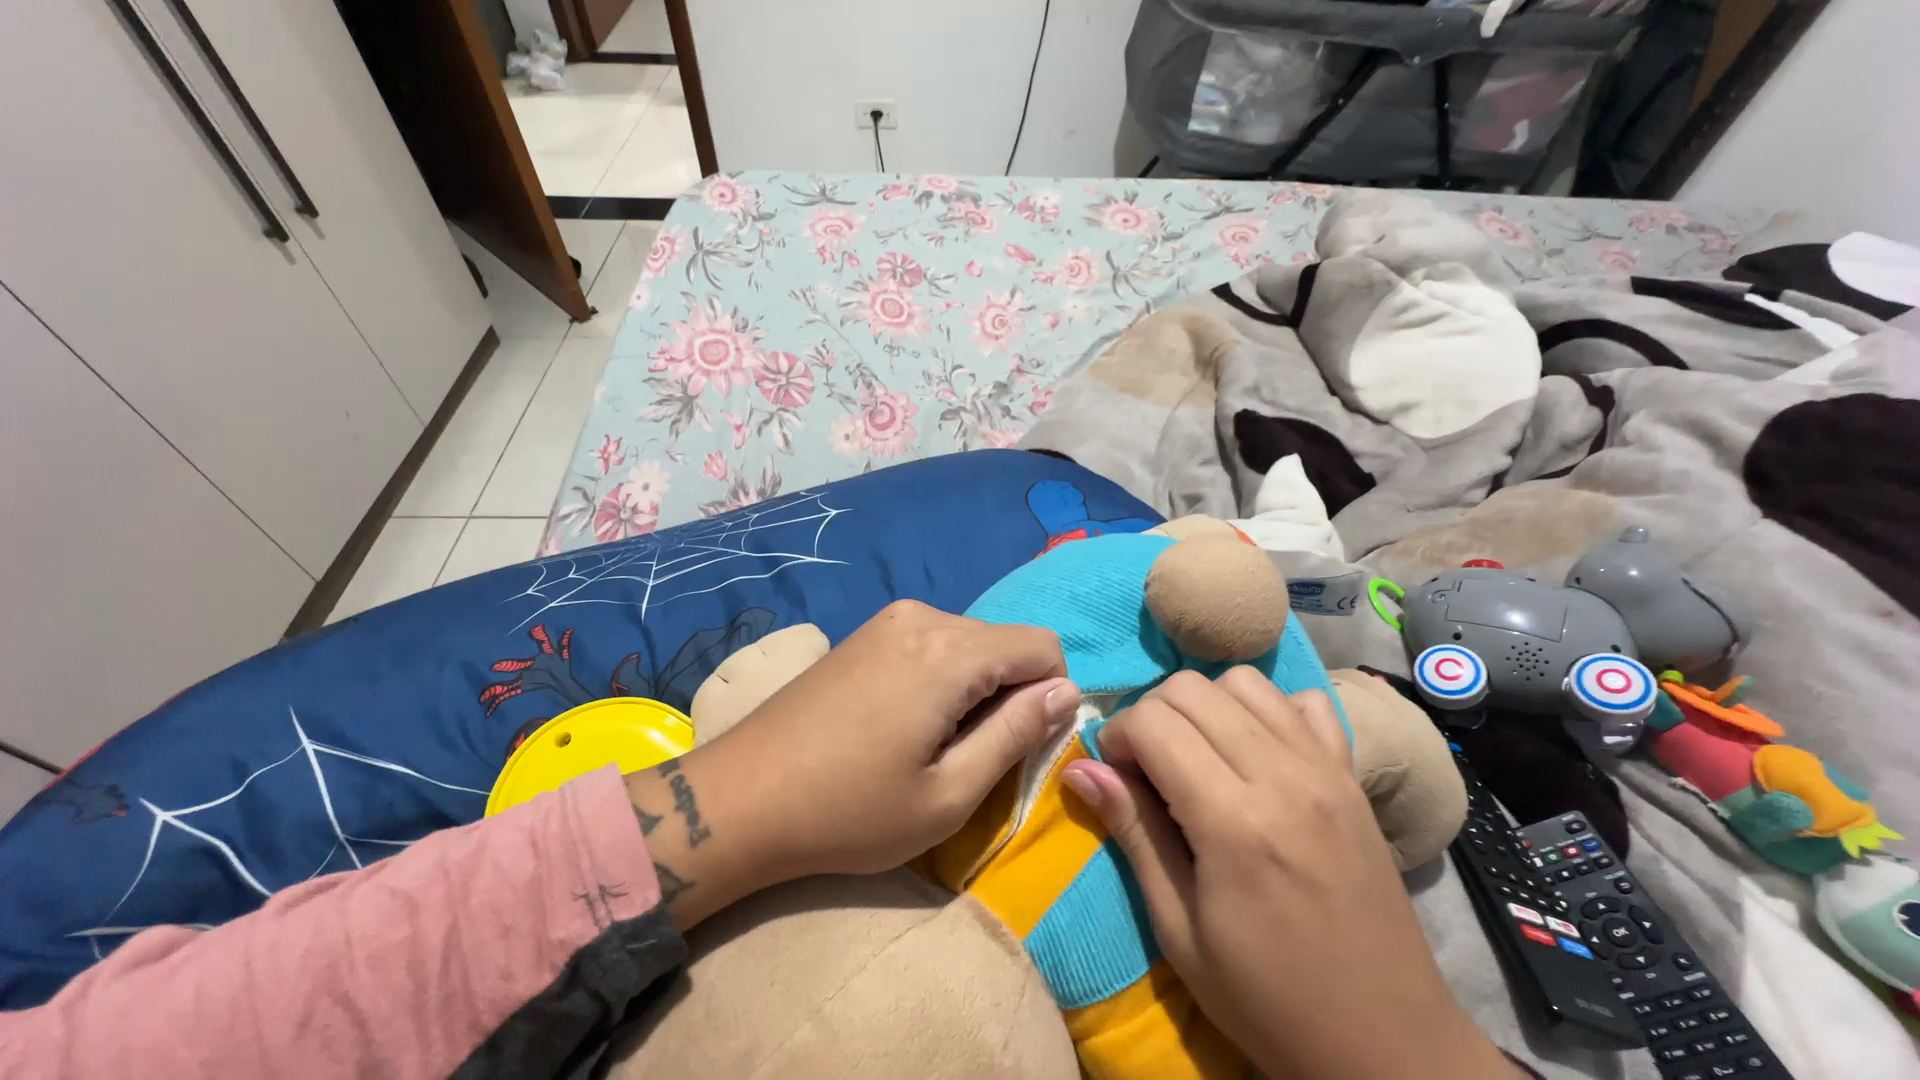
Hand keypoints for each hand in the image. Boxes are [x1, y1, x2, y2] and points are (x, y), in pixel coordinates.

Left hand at [625, 600, 1078, 927]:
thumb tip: (1067, 693)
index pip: (1042, 647)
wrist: (741, 798)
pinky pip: (933, 644)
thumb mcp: (949, 794)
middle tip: (968, 758)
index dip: (1048, 698)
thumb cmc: (849, 811)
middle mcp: (922, 617)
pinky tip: (902, 725)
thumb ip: (1017, 735)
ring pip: (970, 644)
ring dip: (973, 690)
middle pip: (1005, 644)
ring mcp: (887, 620)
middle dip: (1009, 695)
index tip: (1015, 749)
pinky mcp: (865, 633)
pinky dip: (942, 680)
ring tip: (930, 746)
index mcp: (949, 650)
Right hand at [1060, 669, 1514, 1079]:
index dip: (1117, 737)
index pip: (1154, 722)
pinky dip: (1267, 710)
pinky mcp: (1353, 777)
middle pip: (1193, 688)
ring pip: (1245, 681)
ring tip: (1196, 756)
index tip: (1114, 775)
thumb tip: (1081, 768)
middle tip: (1146, 767)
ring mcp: (1326, 770)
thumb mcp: (1180, 931)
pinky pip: (1303, 703)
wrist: (1386, 1041)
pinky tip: (1254, 753)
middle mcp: (1283, 776)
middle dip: (1152, 714)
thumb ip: (1135, 834)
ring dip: (1204, 705)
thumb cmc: (1267, 998)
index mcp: (1234, 821)